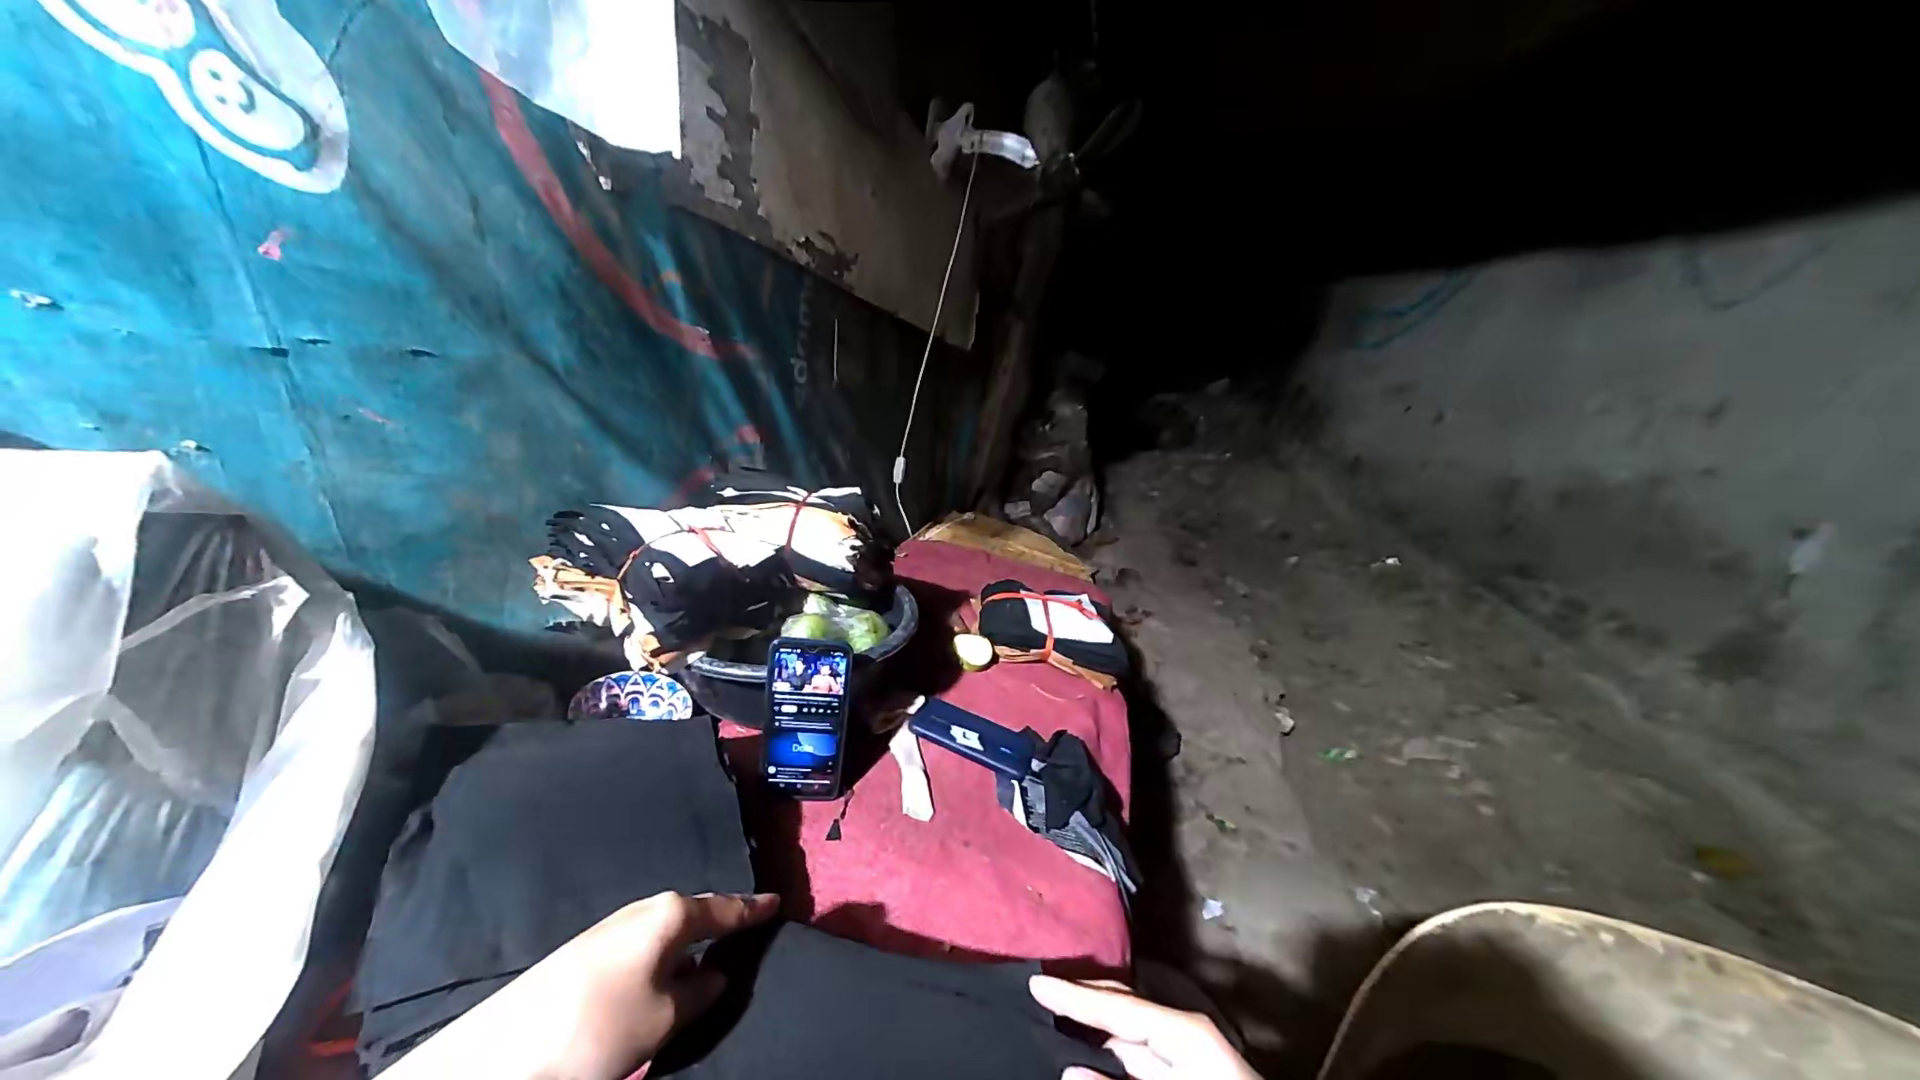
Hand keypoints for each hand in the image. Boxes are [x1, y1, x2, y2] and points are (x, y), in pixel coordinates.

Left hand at [384, 891, 779, 1079]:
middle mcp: (643, 910)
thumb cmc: (601, 1026)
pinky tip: (664, 976)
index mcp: (670, 914)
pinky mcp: (587, 953)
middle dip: (722, 921)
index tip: (778, 901)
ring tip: (710, 959)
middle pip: (695, 913)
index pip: (725, 908)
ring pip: (667, 931)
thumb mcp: (666, 1017)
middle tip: (748, 929)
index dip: (753, 909)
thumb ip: (702, 991)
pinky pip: (644, 946)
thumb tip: (714, 974)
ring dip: (690, 943)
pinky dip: (663, 957)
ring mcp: (611, 928)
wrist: (499, 1056)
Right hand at [1030, 974, 1261, 1079]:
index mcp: (1185, 1031)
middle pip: (1123, 1007)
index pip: (1118, 1003)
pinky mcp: (1187, 1068)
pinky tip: (1086, 1056)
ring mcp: (1187, 1053)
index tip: (1034, 982)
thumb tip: (1071, 1070)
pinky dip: (1111, 1053)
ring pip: (1129, 1034)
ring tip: (1051, 1017)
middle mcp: (1184, 1033)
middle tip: (1038, 991)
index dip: (1073, 993)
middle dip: (1082, 999)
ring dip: (1093, 1028)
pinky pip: (1140, 1056)